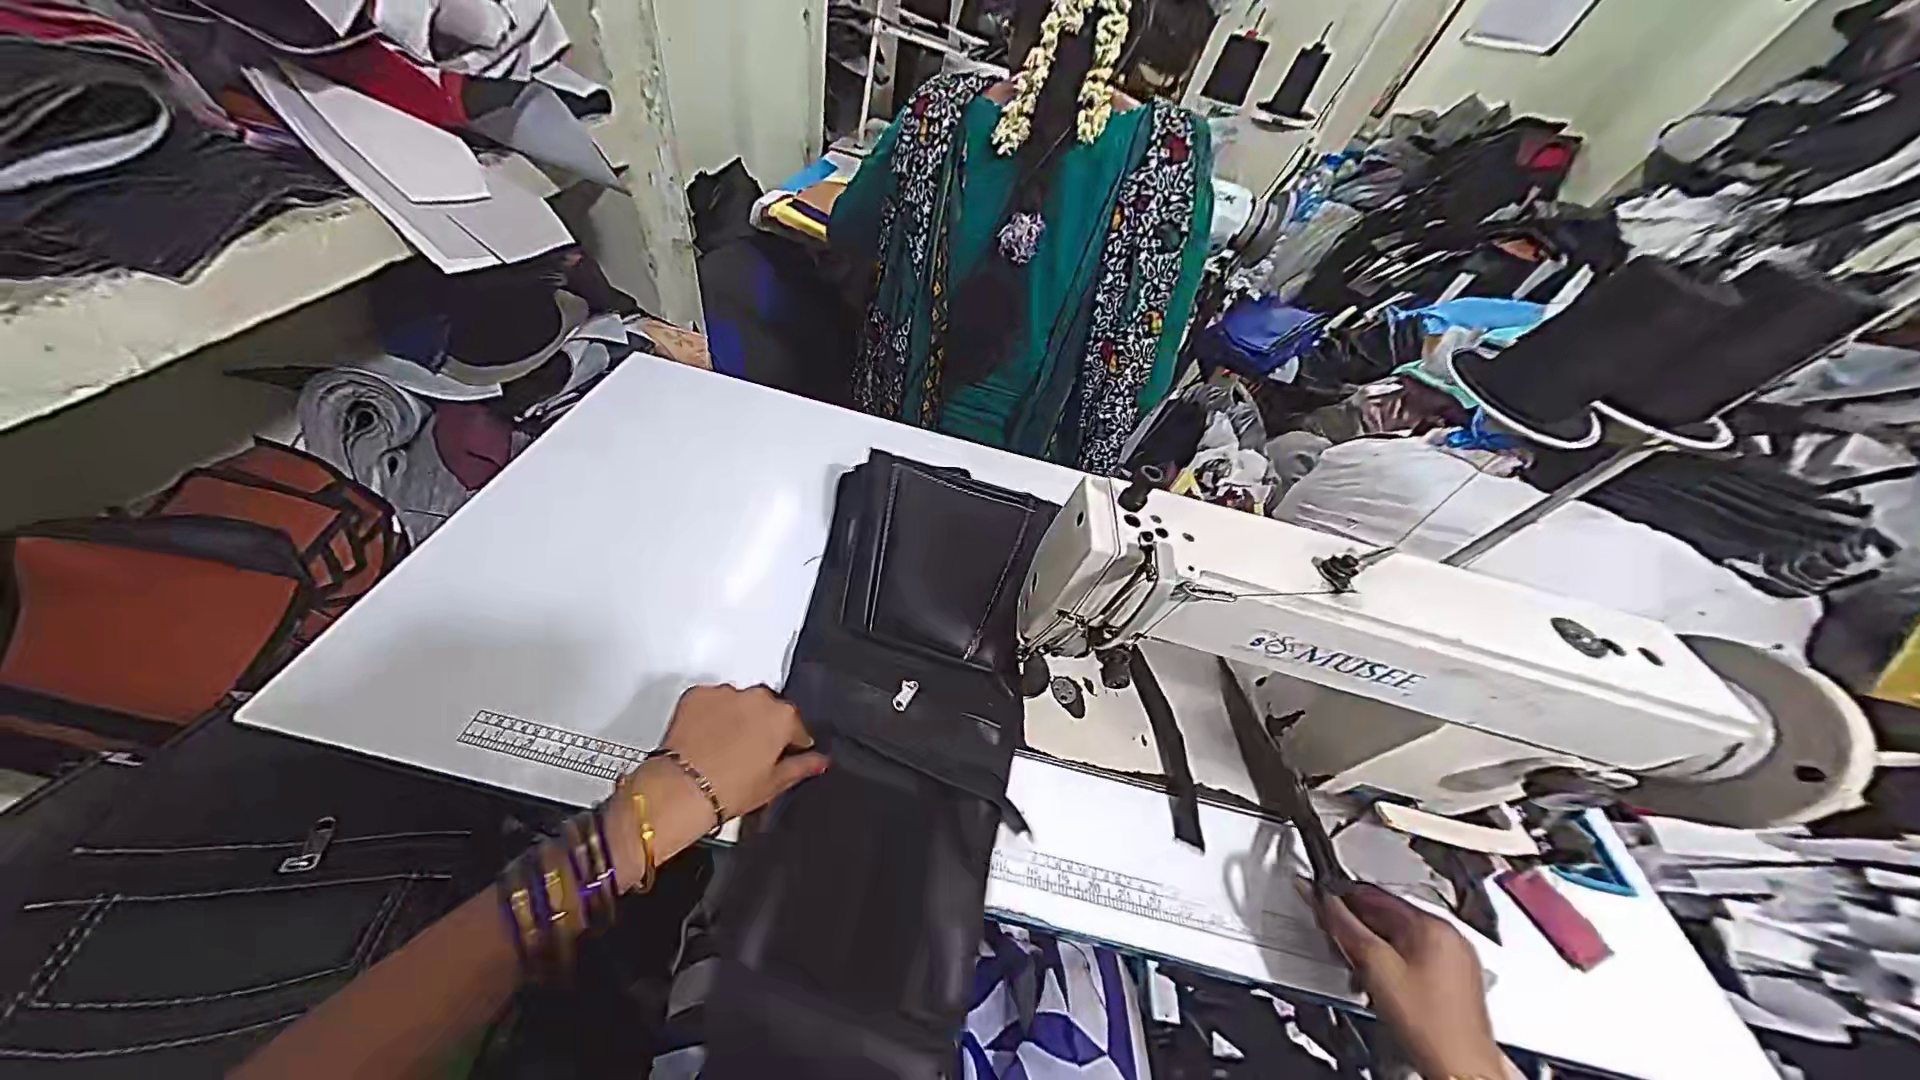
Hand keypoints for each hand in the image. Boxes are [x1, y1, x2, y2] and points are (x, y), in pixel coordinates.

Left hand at [659, 684, 828, 822]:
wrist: (681, 790)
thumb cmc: (728, 789)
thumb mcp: (774, 784)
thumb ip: (803, 766)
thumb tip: (820, 760)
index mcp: (783, 716)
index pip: (795, 725)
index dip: (788, 742)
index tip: (778, 755)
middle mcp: (758, 698)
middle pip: (767, 708)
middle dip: (762, 725)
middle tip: (748, 753)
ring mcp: (727, 694)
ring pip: (738, 701)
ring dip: (736, 716)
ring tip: (722, 746)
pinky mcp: (698, 694)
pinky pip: (710, 699)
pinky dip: (709, 713)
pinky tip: (704, 736)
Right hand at [1308, 884, 1512, 1079]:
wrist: (1462, 1075)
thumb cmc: (1429, 1028)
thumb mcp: (1374, 966)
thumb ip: (1343, 925)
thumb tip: (1322, 897)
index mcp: (1434, 926)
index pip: (1373, 894)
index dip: (1341, 899)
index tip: (1321, 905)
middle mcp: (1449, 937)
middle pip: (1385, 916)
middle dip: (1357, 928)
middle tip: (1339, 944)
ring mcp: (1455, 960)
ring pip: (1397, 938)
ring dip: (1371, 947)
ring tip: (1359, 969)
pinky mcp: (1454, 981)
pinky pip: (1411, 956)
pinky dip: (1389, 963)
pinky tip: (1379, 983)